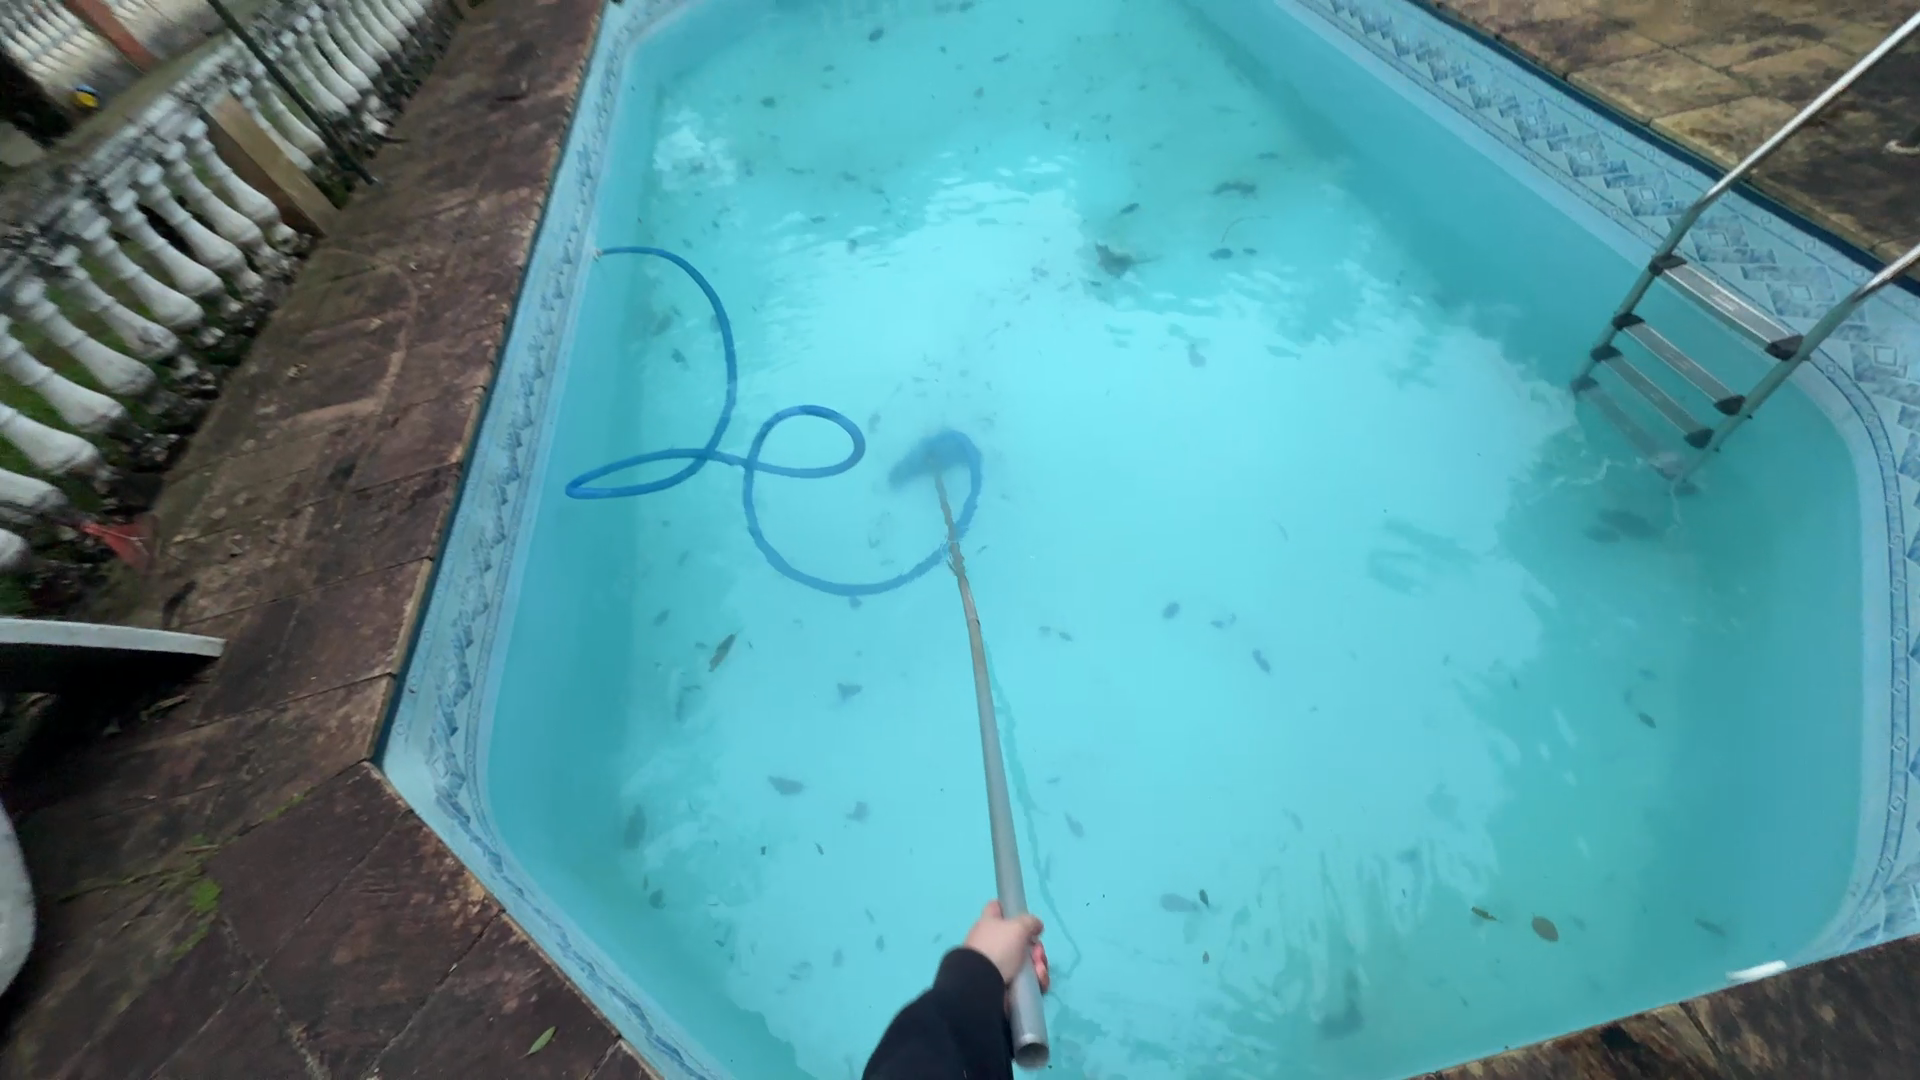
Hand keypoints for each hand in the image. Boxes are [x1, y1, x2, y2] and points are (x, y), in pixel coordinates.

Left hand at [962, 901, 1049, 991]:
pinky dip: (1037, 980)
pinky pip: (1028, 981)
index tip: (1025, 916)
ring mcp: (1000, 965)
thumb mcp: (1017, 927)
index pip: (997, 908)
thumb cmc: (998, 948)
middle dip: (1035, 947)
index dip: (1010, 908)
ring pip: (1027, 962)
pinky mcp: (1007, 986)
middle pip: (1020, 940)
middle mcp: (994, 943)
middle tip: (1038, 952)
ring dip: (1038, 964)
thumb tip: (1037, 925)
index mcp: (989, 923)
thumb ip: (1030, 922)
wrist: (983, 985)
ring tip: (1039, 969)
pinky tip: (1039, 980)